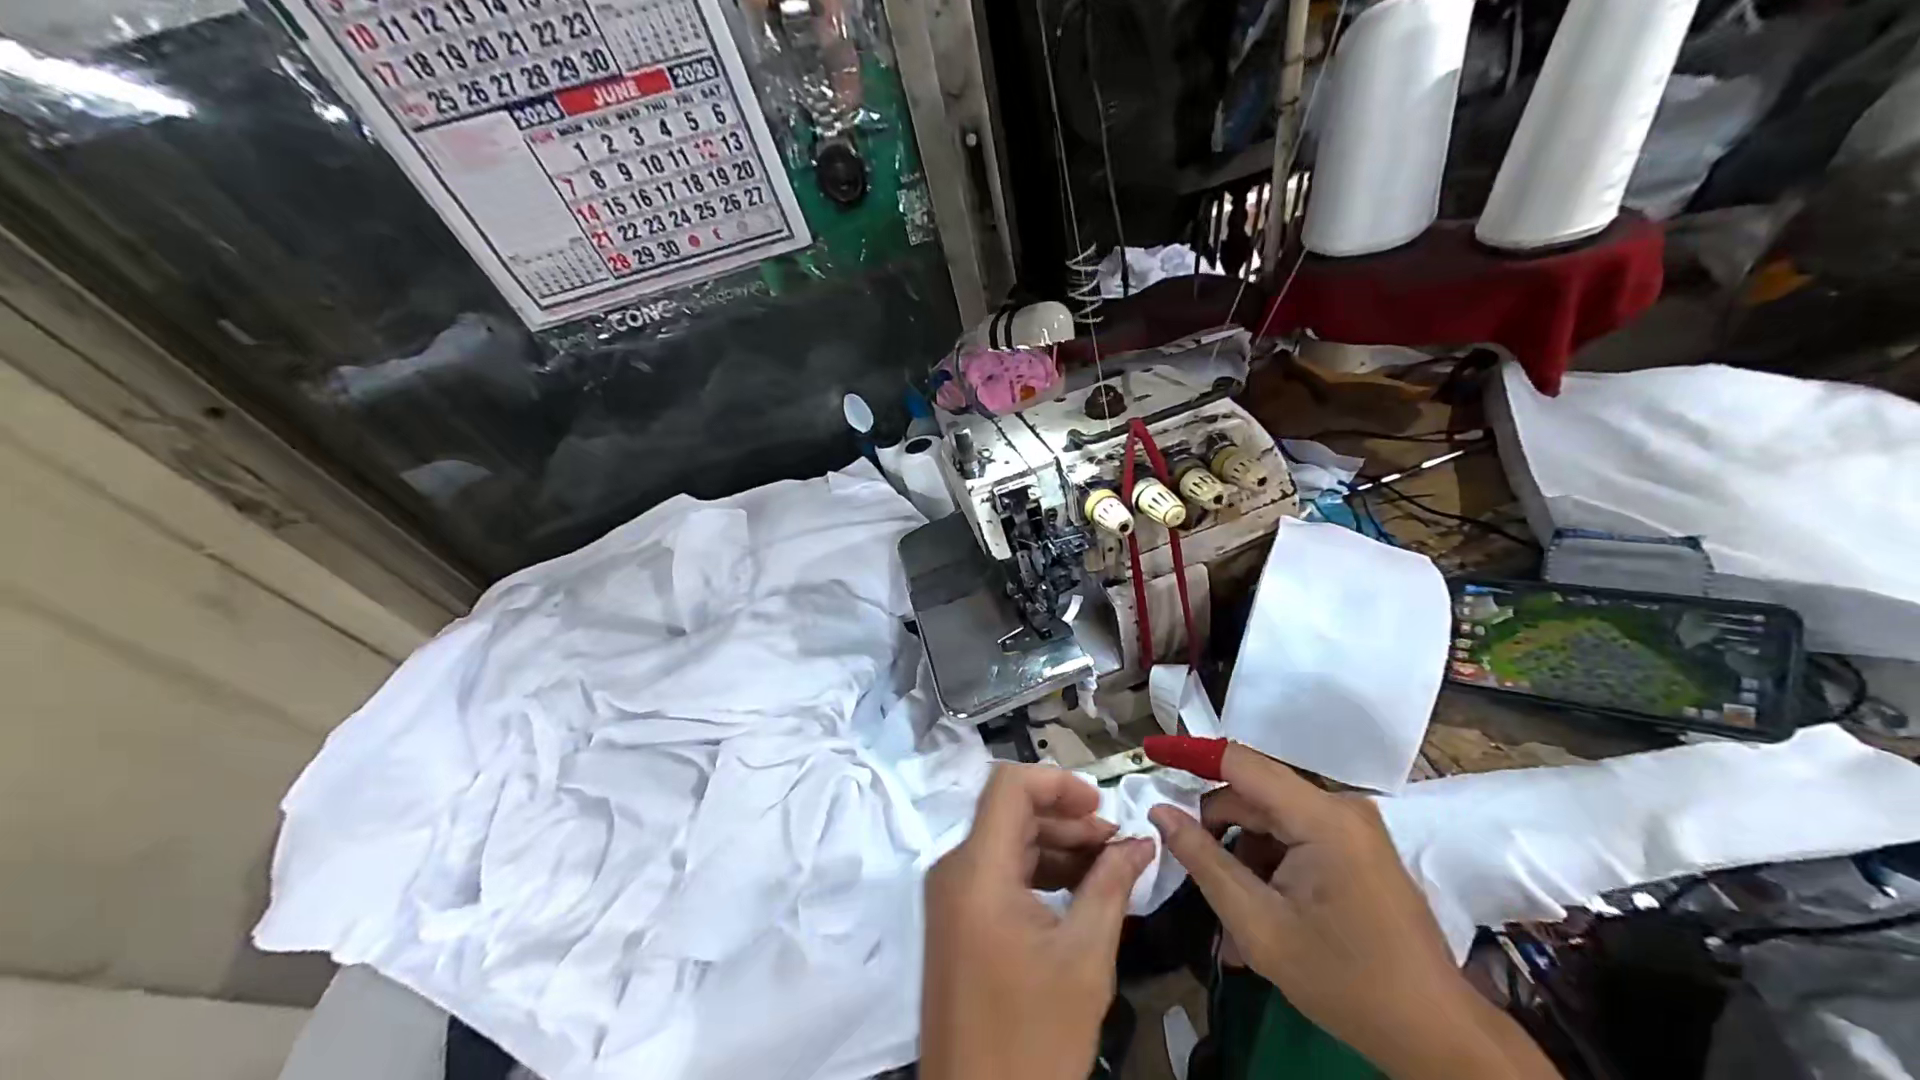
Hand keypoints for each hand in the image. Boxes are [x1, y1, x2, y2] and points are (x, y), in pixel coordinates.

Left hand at [922, 764, 1155, 1079]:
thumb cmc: (1033, 1036)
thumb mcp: (1084, 956)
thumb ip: (1111, 885)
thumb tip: (1140, 842)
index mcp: (977, 870)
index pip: (1009, 785)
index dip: (1058, 782)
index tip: (1102, 806)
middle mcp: (954, 870)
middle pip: (1010, 812)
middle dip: (1066, 818)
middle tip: (1117, 842)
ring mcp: (951, 896)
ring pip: (1006, 841)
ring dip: (1057, 845)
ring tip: (1108, 866)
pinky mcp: (957, 919)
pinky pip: (998, 873)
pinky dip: (1038, 871)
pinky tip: (1080, 891)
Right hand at [1149, 745, 1558, 1079]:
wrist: (1436, 1034)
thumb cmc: (1345, 980)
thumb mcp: (1258, 924)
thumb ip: (1204, 860)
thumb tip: (1161, 812)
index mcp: (1321, 817)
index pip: (1239, 762)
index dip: (1189, 753)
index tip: (1149, 751)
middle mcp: (1340, 807)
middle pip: (1253, 797)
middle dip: (1216, 833)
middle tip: (1188, 874)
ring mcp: (1352, 827)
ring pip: (1270, 822)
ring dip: (1241, 860)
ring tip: (1227, 921)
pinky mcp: (1356, 847)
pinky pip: (1293, 839)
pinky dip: (1267, 868)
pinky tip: (1257, 915)